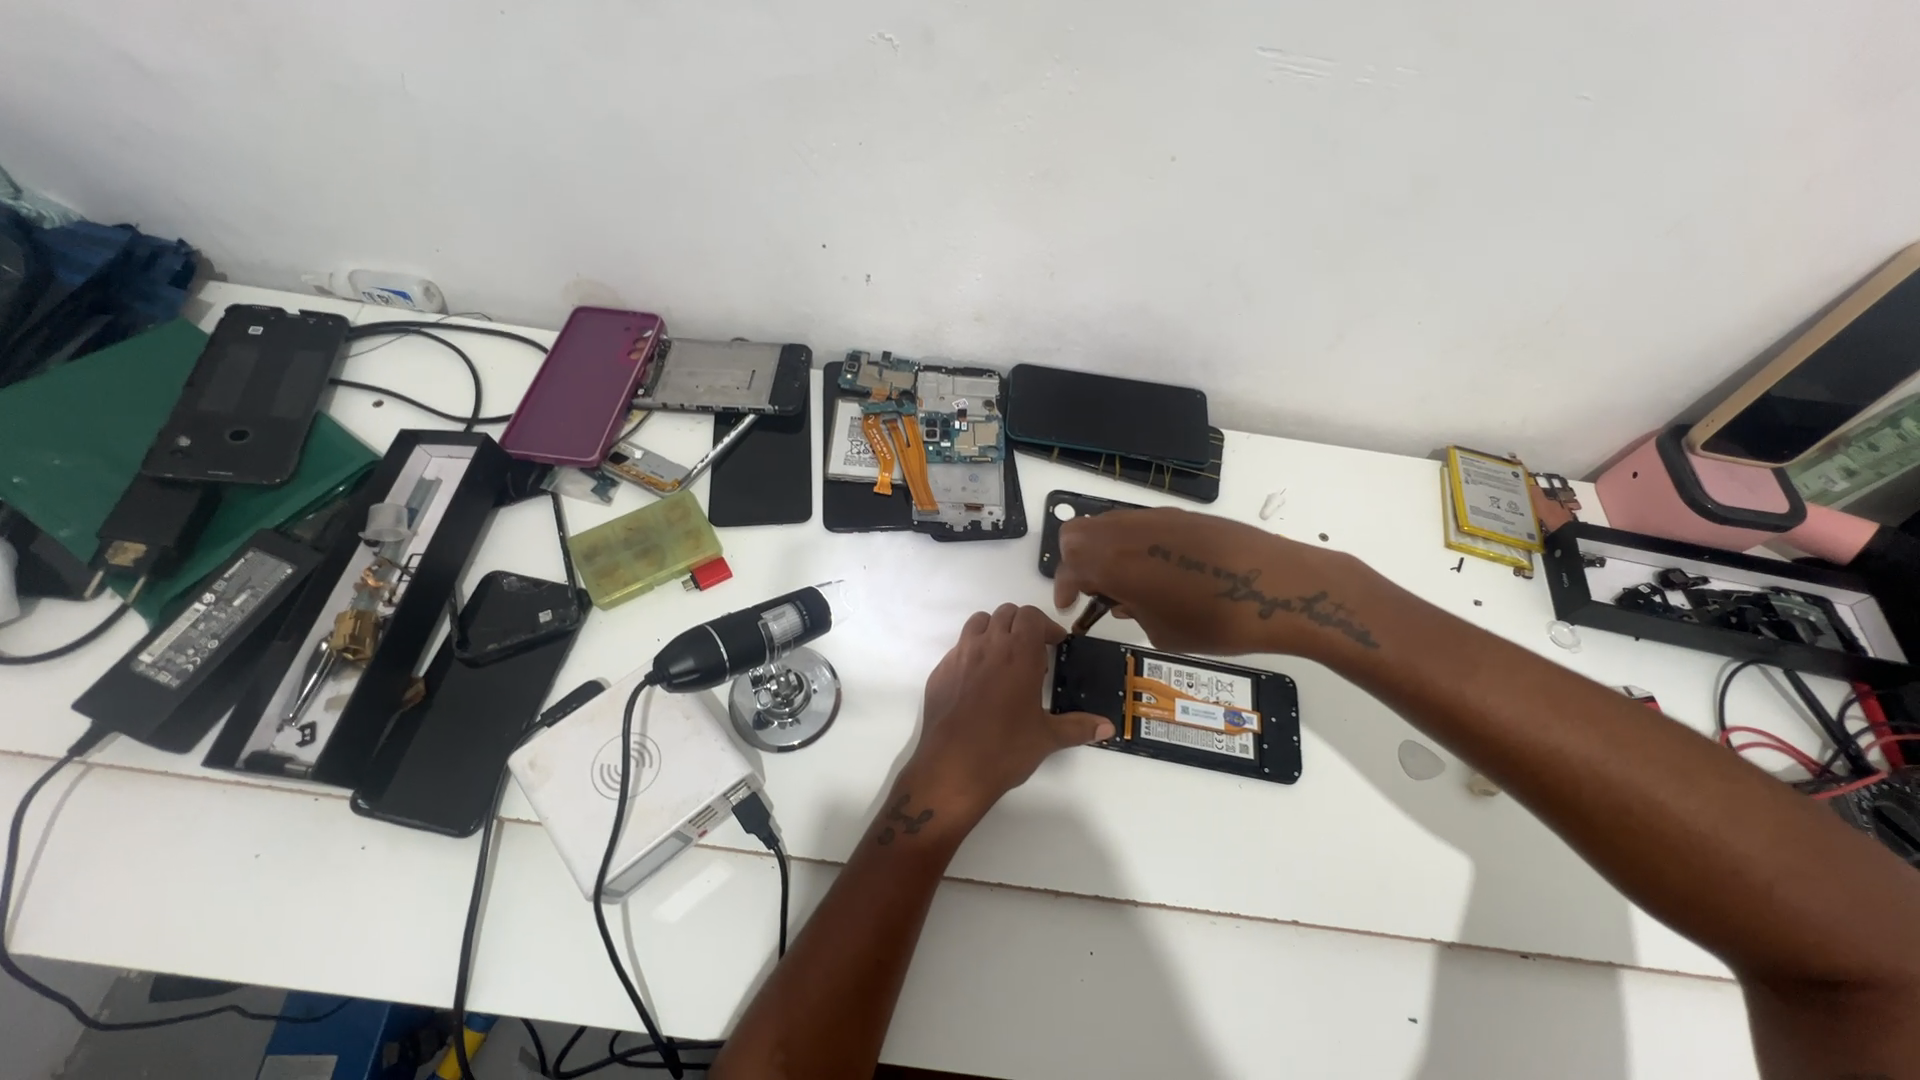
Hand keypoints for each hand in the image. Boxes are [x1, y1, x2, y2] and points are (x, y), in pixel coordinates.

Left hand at [904, 605, 1113, 817]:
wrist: (952, 767)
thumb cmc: (1005, 749)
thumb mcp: (1047, 738)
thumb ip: (1078, 726)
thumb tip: (1107, 727)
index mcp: (1019, 654)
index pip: (1031, 616)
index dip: (1046, 626)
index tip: (1054, 643)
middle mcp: (988, 646)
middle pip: (1006, 613)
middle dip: (1022, 625)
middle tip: (1033, 652)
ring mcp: (960, 656)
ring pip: (978, 623)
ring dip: (995, 631)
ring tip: (1004, 659)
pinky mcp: (940, 672)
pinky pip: (959, 648)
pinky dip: (973, 653)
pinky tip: (979, 683)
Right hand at [1052, 507, 1384, 658]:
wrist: (1281, 589)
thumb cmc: (1216, 622)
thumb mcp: (1162, 632)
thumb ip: (1132, 611)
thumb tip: (1124, 599)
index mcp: (1114, 562)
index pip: (1068, 567)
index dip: (1062, 589)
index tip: (1069, 606)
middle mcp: (1128, 531)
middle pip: (1077, 532)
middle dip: (1075, 561)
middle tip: (1092, 590)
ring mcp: (1157, 518)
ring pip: (1109, 523)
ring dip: (1105, 549)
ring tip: (1128, 583)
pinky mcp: (1184, 515)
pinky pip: (1142, 524)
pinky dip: (1134, 544)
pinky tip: (1161, 572)